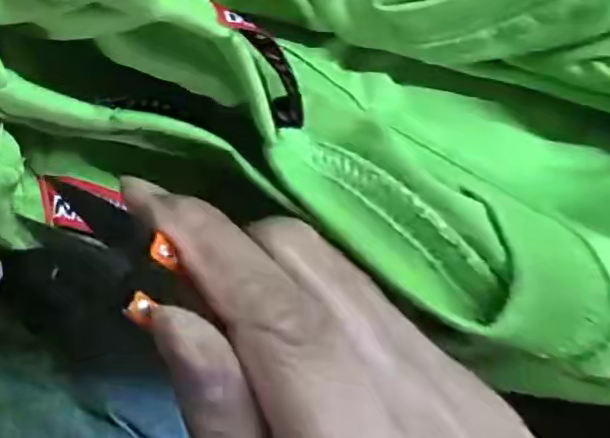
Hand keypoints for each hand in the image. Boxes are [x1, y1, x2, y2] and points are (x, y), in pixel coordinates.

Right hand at [122, 179, 530, 437]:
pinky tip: (282, 323)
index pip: (276, 311)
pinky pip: (366, 294)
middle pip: (304, 259)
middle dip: (222, 241)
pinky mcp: (474, 387)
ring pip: (334, 264)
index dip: (200, 237)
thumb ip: (220, 419)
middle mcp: (429, 402)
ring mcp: (463, 390)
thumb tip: (167, 312)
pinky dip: (306, 285)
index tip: (135, 194)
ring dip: (259, 258)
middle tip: (167, 259)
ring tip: (216, 286)